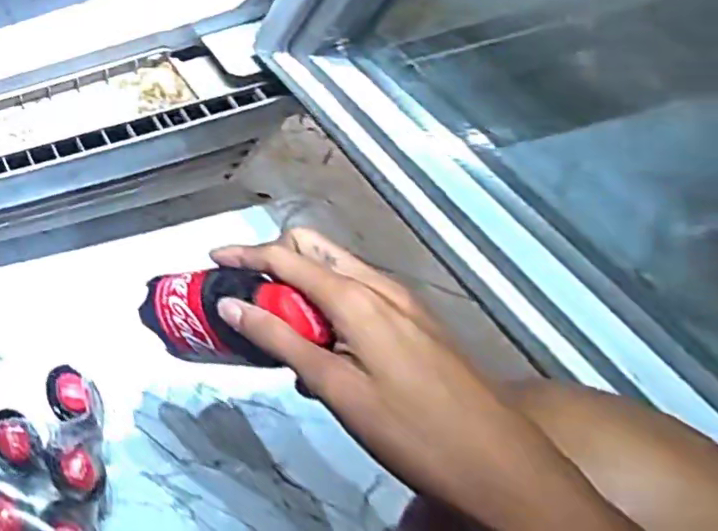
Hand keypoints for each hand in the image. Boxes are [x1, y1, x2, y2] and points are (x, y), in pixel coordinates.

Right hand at [211, 228, 635, 530]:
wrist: (520, 486)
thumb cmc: (419, 435)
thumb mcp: (337, 389)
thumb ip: (278, 339)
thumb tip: (229, 304)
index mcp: (358, 299)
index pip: (283, 256)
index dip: (242, 253)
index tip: (213, 259)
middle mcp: (384, 291)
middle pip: (313, 248)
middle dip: (274, 259)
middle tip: (251, 291)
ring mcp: (409, 309)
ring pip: (337, 270)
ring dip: (302, 283)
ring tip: (285, 324)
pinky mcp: (424, 330)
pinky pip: (361, 295)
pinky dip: (330, 303)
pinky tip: (327, 347)